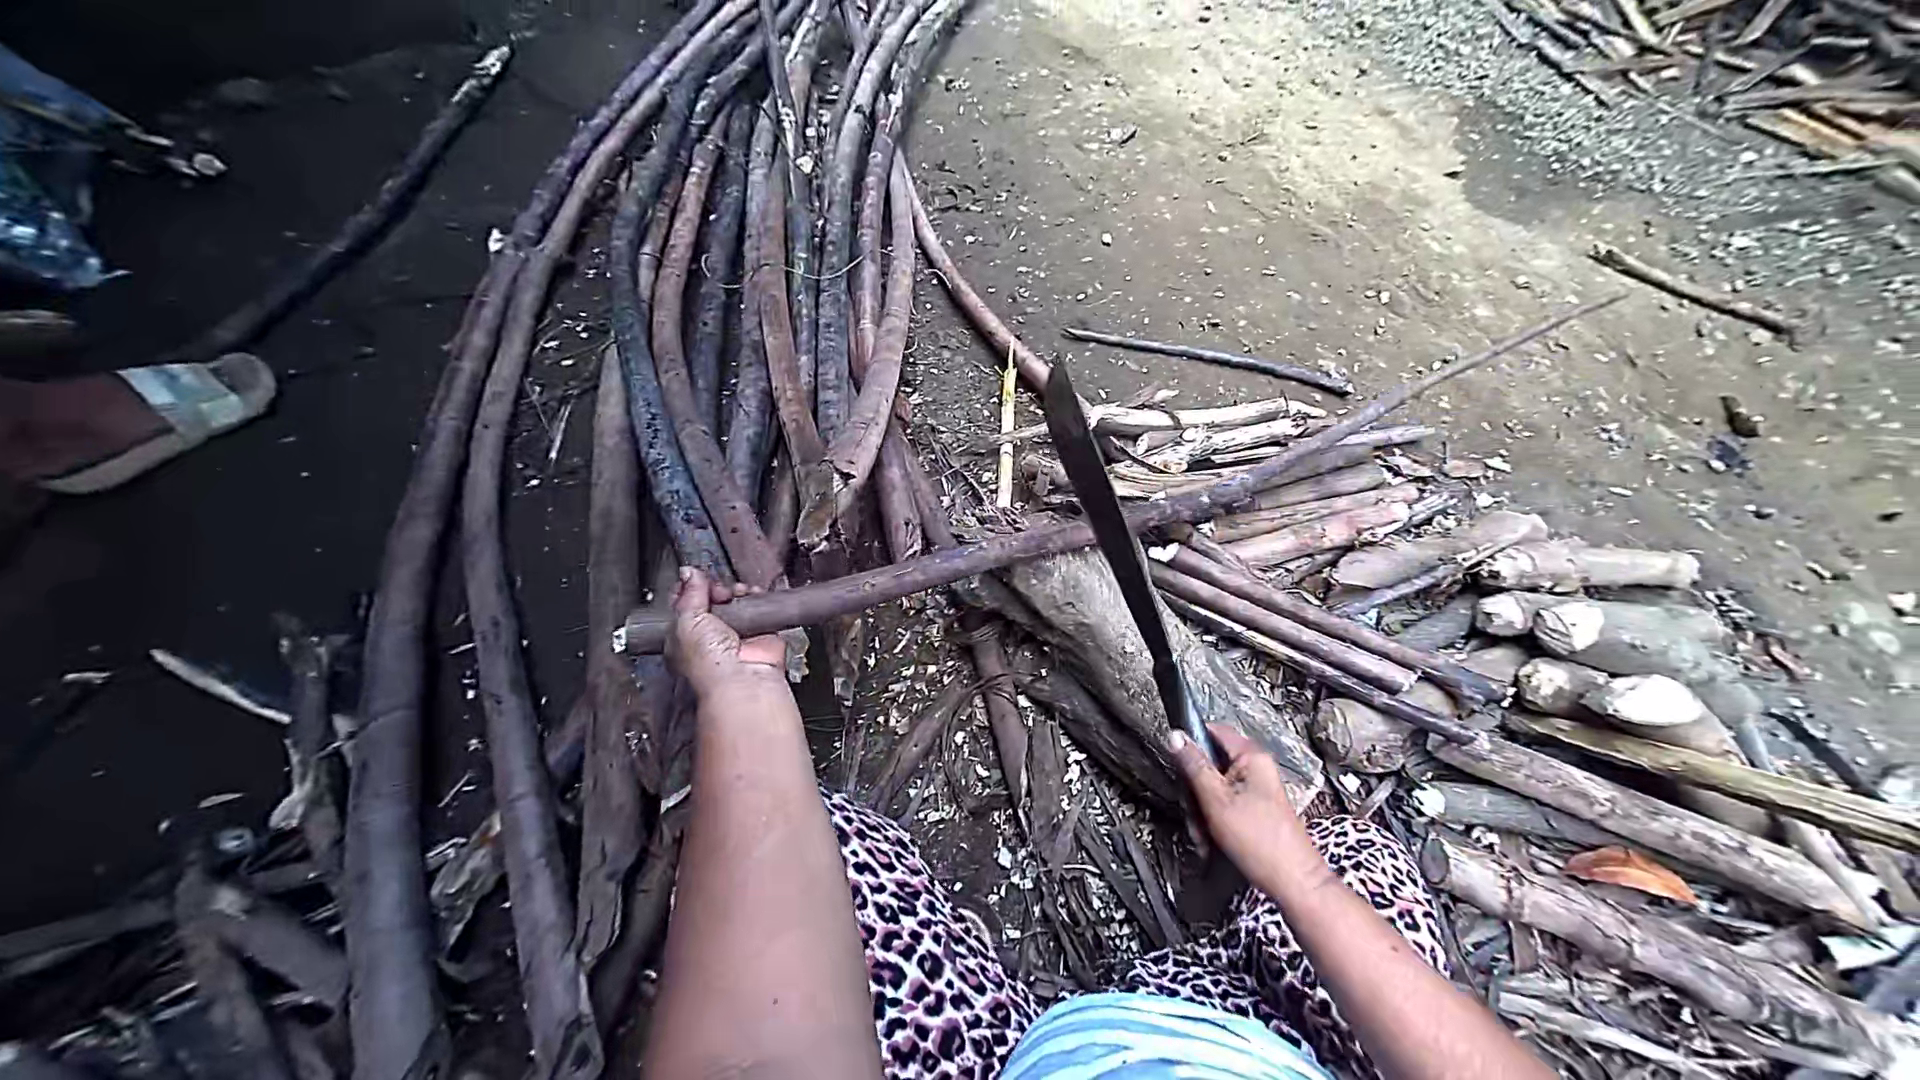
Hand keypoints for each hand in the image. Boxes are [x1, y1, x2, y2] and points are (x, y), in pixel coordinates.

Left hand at [668, 567, 787, 695]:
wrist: (741, 676)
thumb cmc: (708, 662)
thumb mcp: (687, 620)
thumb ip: (690, 594)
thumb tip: (689, 572)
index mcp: (685, 635)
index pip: (685, 603)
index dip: (690, 587)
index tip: (694, 577)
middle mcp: (711, 634)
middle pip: (713, 598)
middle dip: (716, 588)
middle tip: (717, 591)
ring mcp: (737, 632)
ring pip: (737, 599)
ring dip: (737, 590)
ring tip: (737, 593)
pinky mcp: (761, 631)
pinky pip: (759, 606)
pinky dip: (758, 597)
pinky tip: (752, 594)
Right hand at [1166, 724, 1322, 886]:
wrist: (1293, 884)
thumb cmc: (1262, 843)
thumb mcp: (1216, 799)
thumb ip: (1193, 765)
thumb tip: (1176, 736)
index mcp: (1252, 757)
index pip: (1213, 730)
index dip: (1191, 743)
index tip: (1179, 761)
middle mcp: (1256, 769)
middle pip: (1209, 763)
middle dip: (1195, 790)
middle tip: (1196, 810)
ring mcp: (1256, 789)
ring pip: (1213, 787)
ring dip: (1202, 810)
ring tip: (1205, 832)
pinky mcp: (1254, 808)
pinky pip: (1224, 804)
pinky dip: (1214, 820)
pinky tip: (1212, 839)